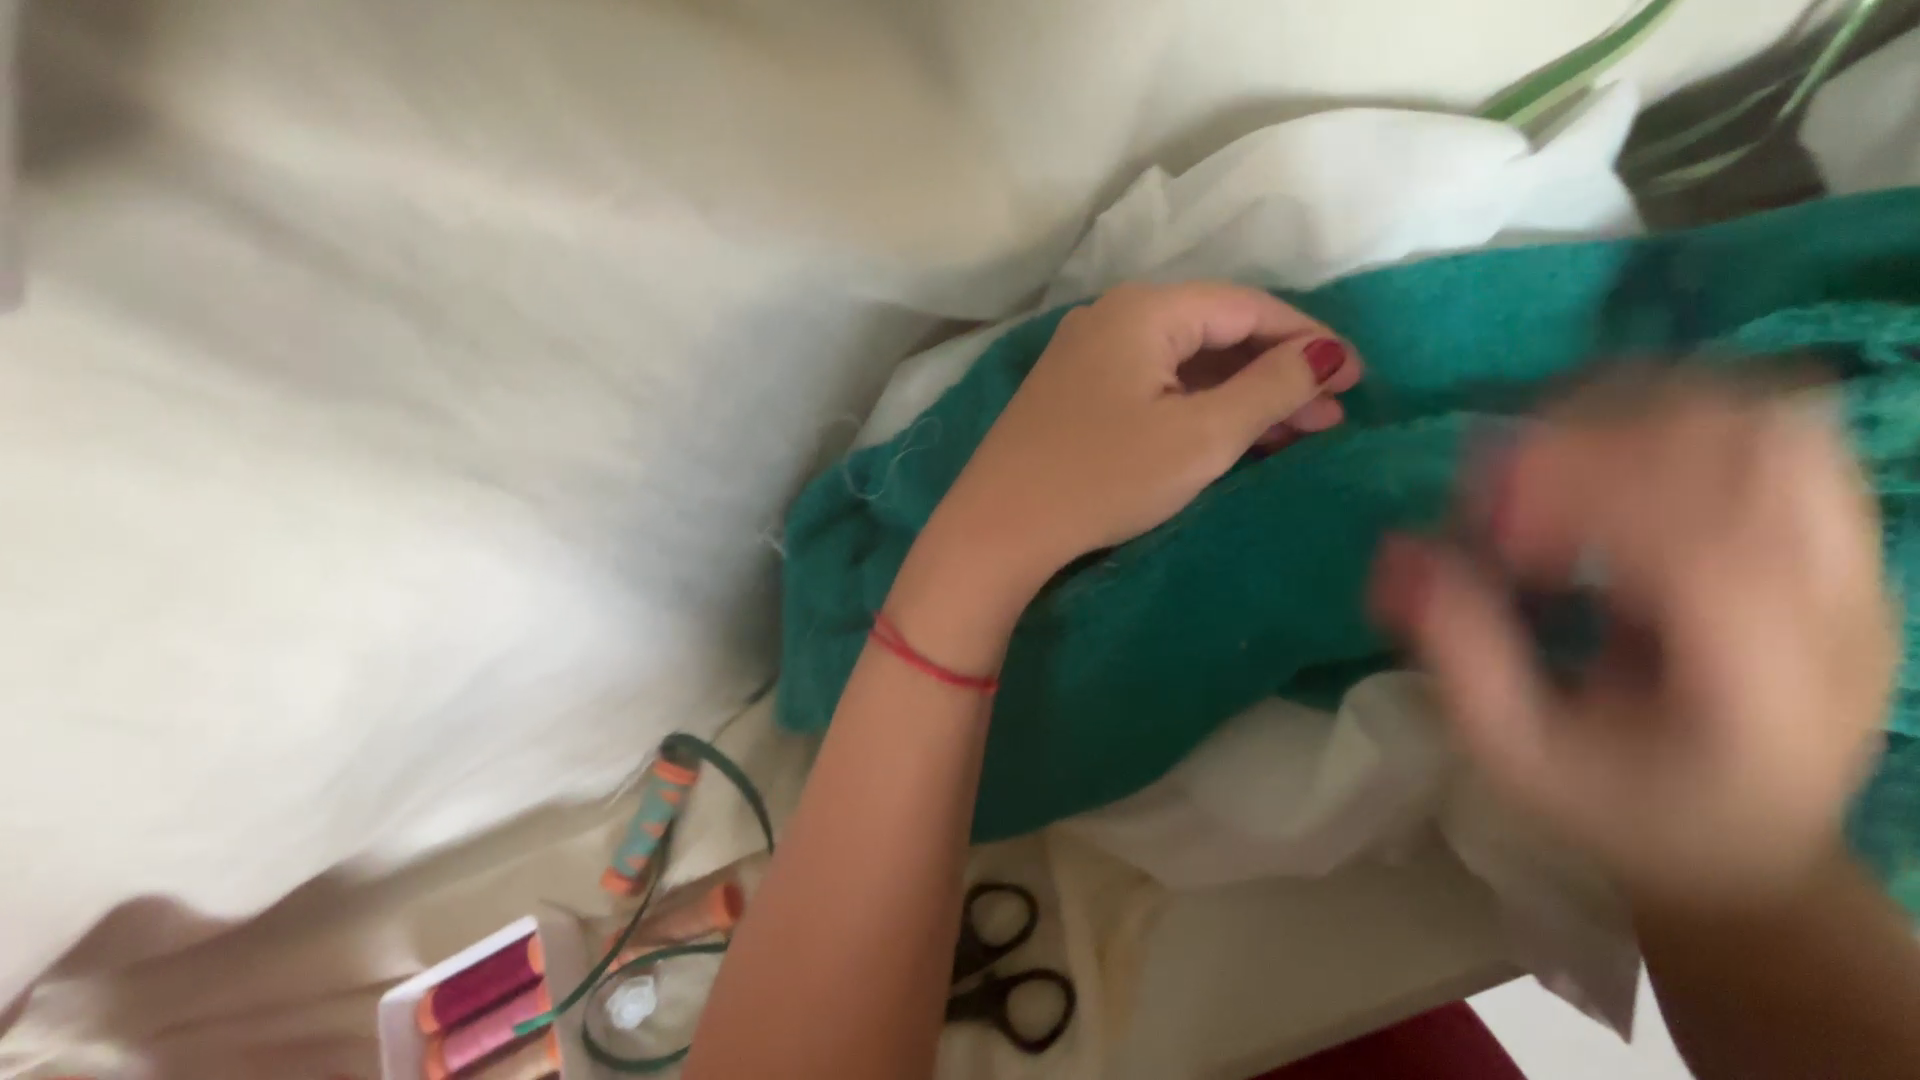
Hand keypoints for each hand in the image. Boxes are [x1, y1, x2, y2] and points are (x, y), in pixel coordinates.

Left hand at [921, 282, 1361, 598]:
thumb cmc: (1104, 478)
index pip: (1248, 308)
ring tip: (1297, 432)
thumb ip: (1271, 388)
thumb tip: (1329, 354)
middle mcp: (1112, 317)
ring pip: (1185, 363)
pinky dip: (1198, 407)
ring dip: (1242, 394)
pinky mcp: (1075, 393)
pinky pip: (1153, 386)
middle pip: (1216, 333)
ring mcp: (1087, 355)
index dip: (1309, 341)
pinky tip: (1232, 436)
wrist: (998, 529)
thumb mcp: (1201, 436)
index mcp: (1144, 311)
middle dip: (1279, 373)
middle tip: (1331, 416)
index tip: (1356, 379)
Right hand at [1372, 380, 1896, 909]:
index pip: (1700, 546)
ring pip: (1776, 420)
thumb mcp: (1518, 760)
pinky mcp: (1835, 543)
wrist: (1746, 845)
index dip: (1578, 503)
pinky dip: (1677, 418)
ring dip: (1641, 414)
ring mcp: (1851, 567)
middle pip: (1754, 451)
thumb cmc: (1620, 813)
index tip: (1481, 519)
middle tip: (1502, 481)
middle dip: (1602, 440)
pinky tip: (1602, 457)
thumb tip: (1401, 552)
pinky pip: (1778, 433)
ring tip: (1547, 457)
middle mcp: (1833, 608)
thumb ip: (1461, 658)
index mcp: (1761, 688)